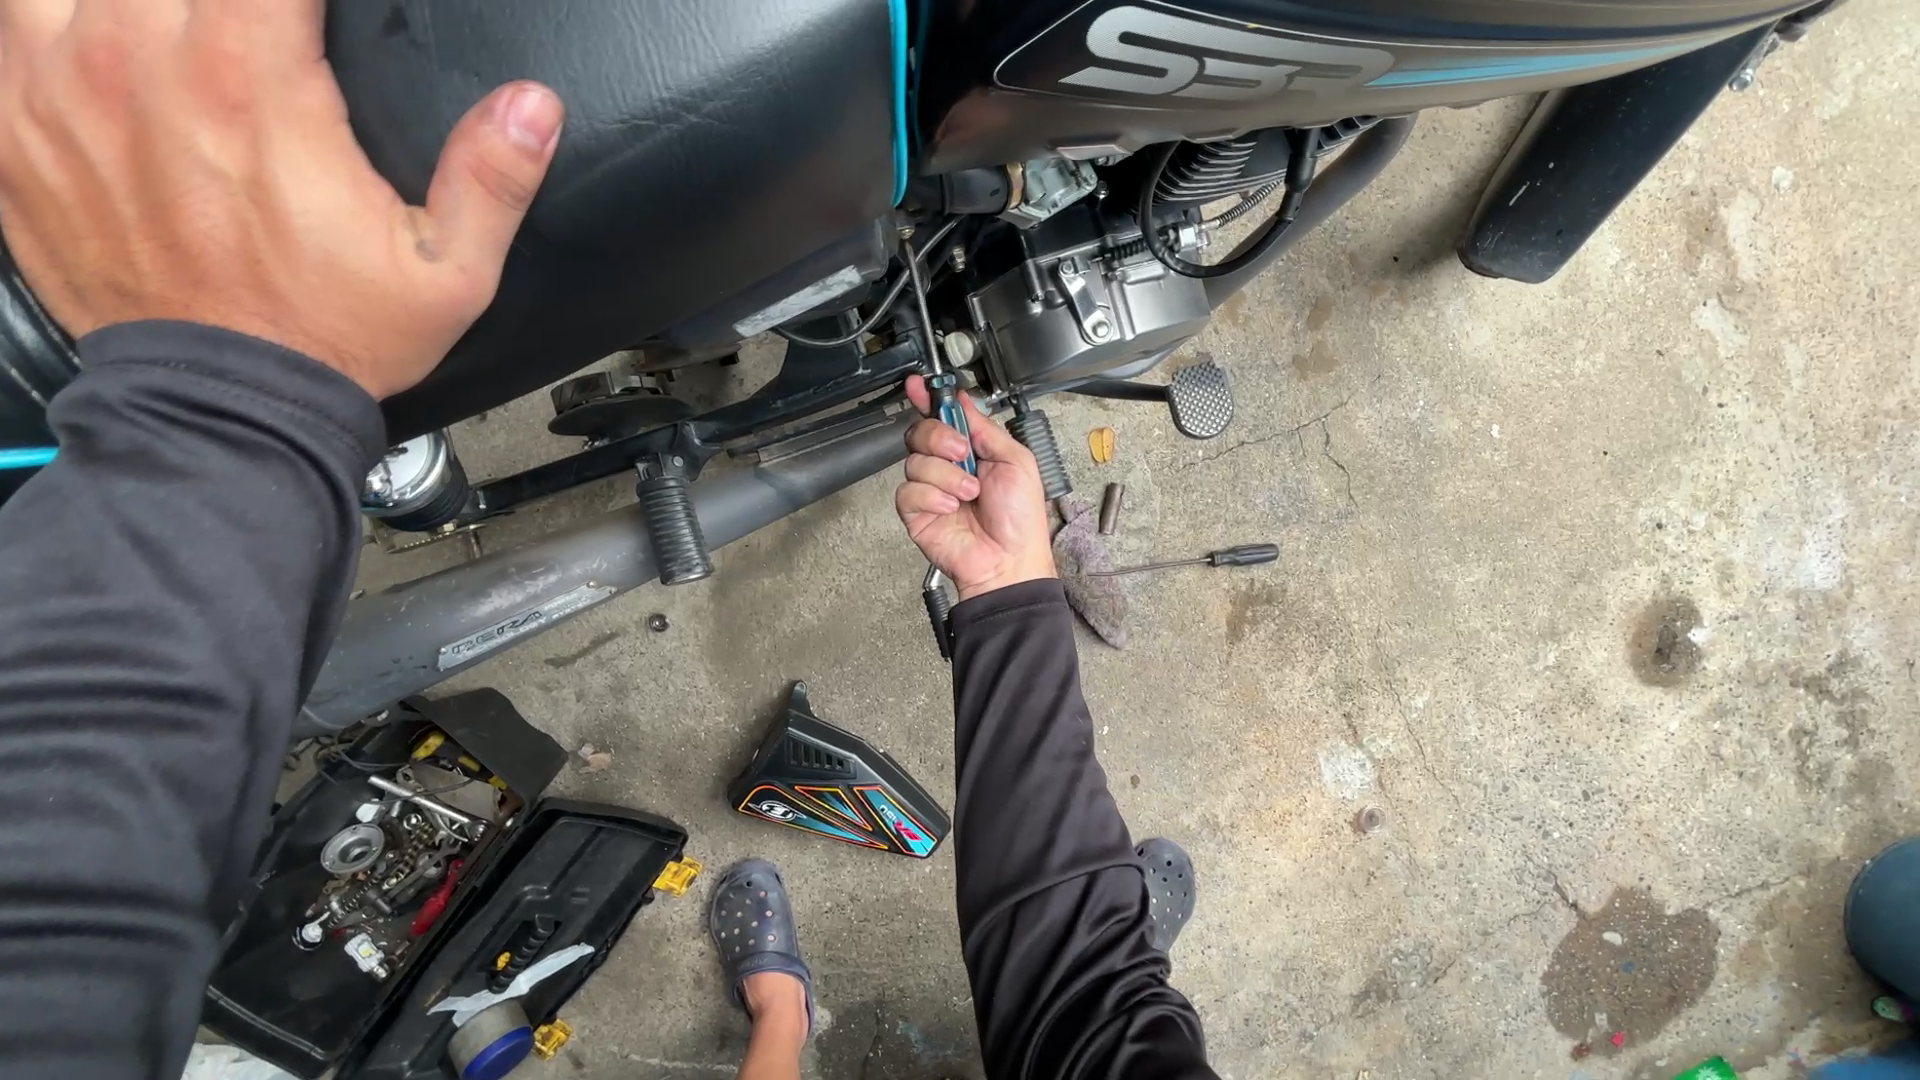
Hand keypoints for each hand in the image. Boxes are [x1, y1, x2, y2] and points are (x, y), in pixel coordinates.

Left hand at [0, 0, 564, 399]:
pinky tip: (122, 59)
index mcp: (259, 93)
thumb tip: (534, 105)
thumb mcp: (455, 274)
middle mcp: (141, 67)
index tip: (324, 19)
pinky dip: (67, 26)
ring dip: (155, 10)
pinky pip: (14, 20)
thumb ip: (492, 181)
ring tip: (200, 46)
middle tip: (281, 52)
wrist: (233, 403)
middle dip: (243, 7)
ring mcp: (55, 89)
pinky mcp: (15, 127)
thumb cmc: (347, 334)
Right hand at [895, 375, 1055, 601]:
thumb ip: (985, 428)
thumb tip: (962, 400)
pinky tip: (950, 508)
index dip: (928, 399)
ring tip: (968, 494)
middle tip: (962, 454)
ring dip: (946, 475)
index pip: (942, 417)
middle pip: (920, 432)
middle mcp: (948, 467)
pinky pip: (908, 491)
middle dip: (940, 437)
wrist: (1009, 559)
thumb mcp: (1015, 460)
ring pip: (914, 460)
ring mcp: (930, 489)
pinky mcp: (916, 513)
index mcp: (972, 450)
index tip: (918, 385)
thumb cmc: (1020, 519)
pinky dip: (931, 496)